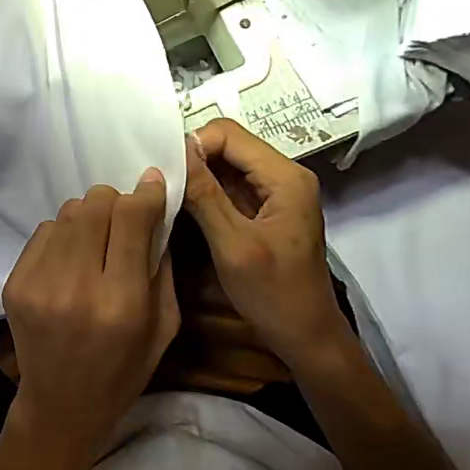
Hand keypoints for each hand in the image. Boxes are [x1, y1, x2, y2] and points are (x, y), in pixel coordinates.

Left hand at [1, 169, 178, 469]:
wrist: (61, 405)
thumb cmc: (124, 371)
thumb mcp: (164, 326)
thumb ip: (160, 266)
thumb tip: (155, 211)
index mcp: (121, 302)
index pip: (131, 218)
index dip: (145, 194)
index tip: (152, 183)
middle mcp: (76, 287)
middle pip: (95, 204)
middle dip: (116, 202)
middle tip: (123, 218)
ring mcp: (38, 284)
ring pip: (67, 212)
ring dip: (88, 217)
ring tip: (96, 241)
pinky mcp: (14, 284)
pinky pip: (44, 231)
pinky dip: (63, 234)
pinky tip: (71, 259)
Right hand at [182, 118, 351, 371]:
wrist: (306, 336)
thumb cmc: (273, 294)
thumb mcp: (232, 245)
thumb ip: (205, 196)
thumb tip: (177, 153)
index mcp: (284, 177)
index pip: (228, 134)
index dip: (194, 145)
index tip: (165, 172)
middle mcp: (284, 175)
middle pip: (229, 144)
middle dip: (194, 158)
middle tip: (162, 183)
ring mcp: (276, 191)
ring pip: (227, 163)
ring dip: (198, 174)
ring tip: (169, 194)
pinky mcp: (266, 208)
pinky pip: (231, 184)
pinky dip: (207, 190)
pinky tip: (185, 206)